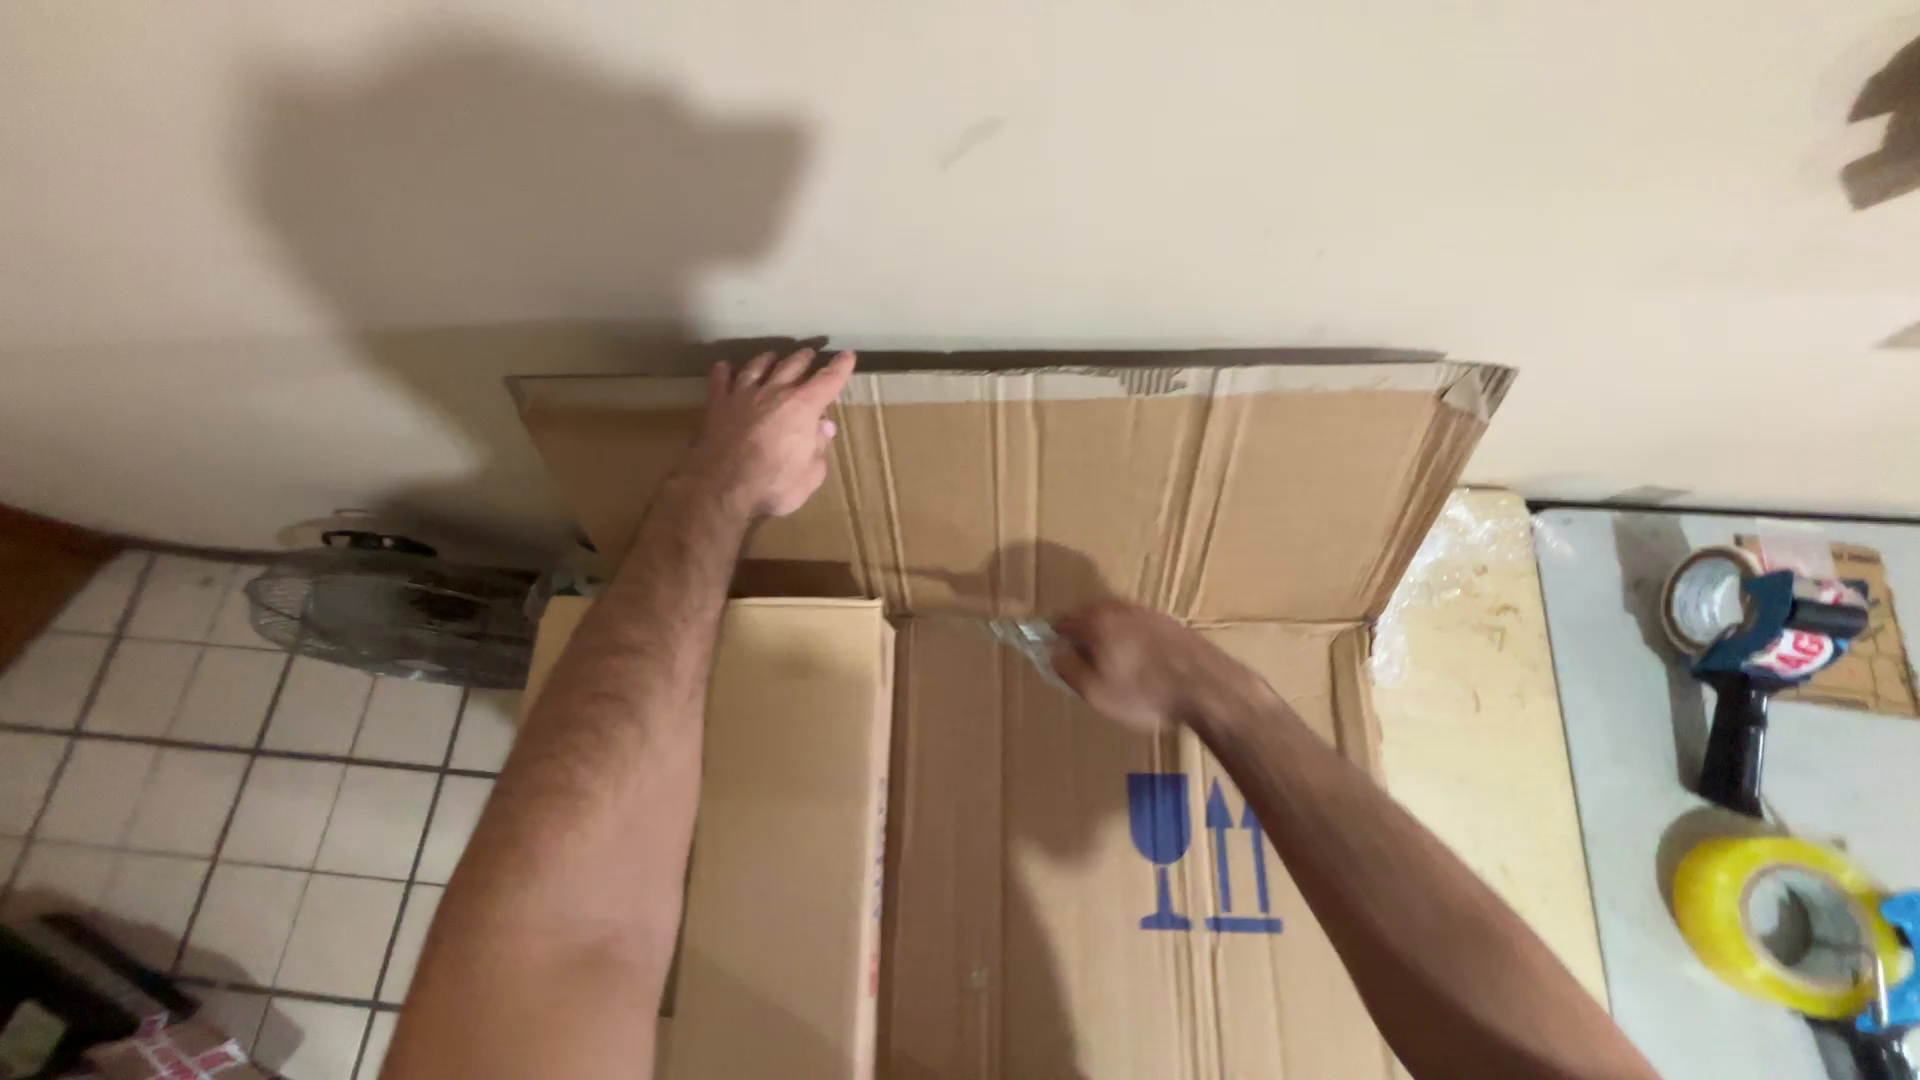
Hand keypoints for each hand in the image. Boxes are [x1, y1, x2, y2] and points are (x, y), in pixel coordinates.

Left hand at [681, 348, 855, 517]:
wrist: (721, 489)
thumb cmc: (773, 486)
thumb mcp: (810, 475)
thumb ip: (819, 448)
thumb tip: (824, 427)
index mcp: (803, 408)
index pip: (828, 380)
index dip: (840, 367)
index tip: (848, 356)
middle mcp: (774, 393)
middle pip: (792, 365)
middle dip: (804, 358)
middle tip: (809, 354)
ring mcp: (742, 396)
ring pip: (757, 366)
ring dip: (768, 359)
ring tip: (773, 356)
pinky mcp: (717, 405)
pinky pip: (720, 379)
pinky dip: (724, 371)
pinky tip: (725, 366)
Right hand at [1049, 600, 1226, 730]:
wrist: (1208, 688)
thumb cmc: (1145, 693)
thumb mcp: (1094, 691)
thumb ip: (1066, 669)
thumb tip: (1053, 652)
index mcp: (1095, 620)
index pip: (1060, 622)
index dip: (1054, 642)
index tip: (1058, 661)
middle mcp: (1119, 607)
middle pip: (1088, 618)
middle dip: (1083, 639)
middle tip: (1086, 669)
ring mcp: (1147, 612)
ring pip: (1116, 623)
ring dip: (1110, 641)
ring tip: (1117, 672)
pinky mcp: (1170, 623)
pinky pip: (1139, 630)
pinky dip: (1134, 644)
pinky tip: (1143, 668)